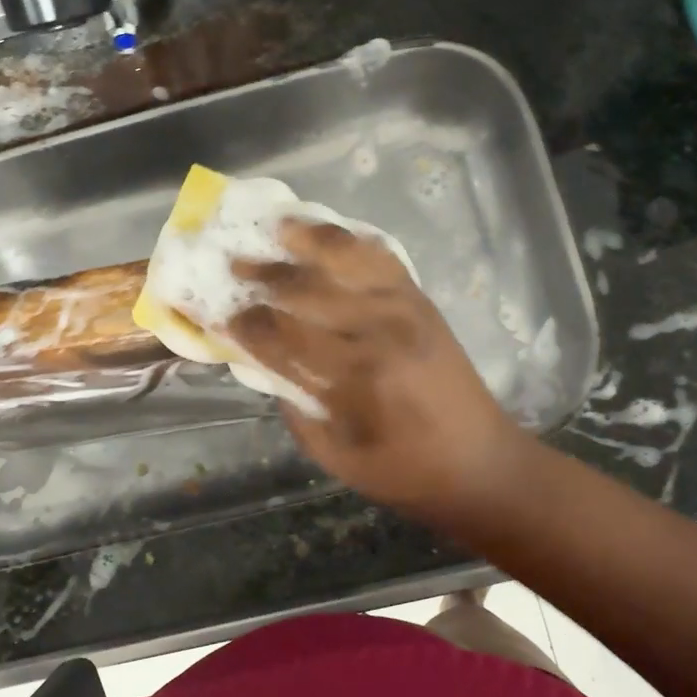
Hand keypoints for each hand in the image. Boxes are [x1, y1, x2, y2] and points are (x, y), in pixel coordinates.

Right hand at [228, 219, 530, 519]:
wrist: (482, 463)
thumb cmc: (405, 472)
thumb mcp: (336, 455)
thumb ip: (296, 406)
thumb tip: (264, 363)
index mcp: (357, 375)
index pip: (283, 335)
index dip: (244, 324)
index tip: (215, 313)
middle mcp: (381, 329)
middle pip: (308, 289)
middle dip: (262, 276)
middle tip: (228, 265)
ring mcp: (406, 307)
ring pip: (346, 258)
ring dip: (305, 240)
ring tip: (272, 225)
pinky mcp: (422, 301)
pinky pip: (381, 258)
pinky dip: (351, 242)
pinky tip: (327, 232)